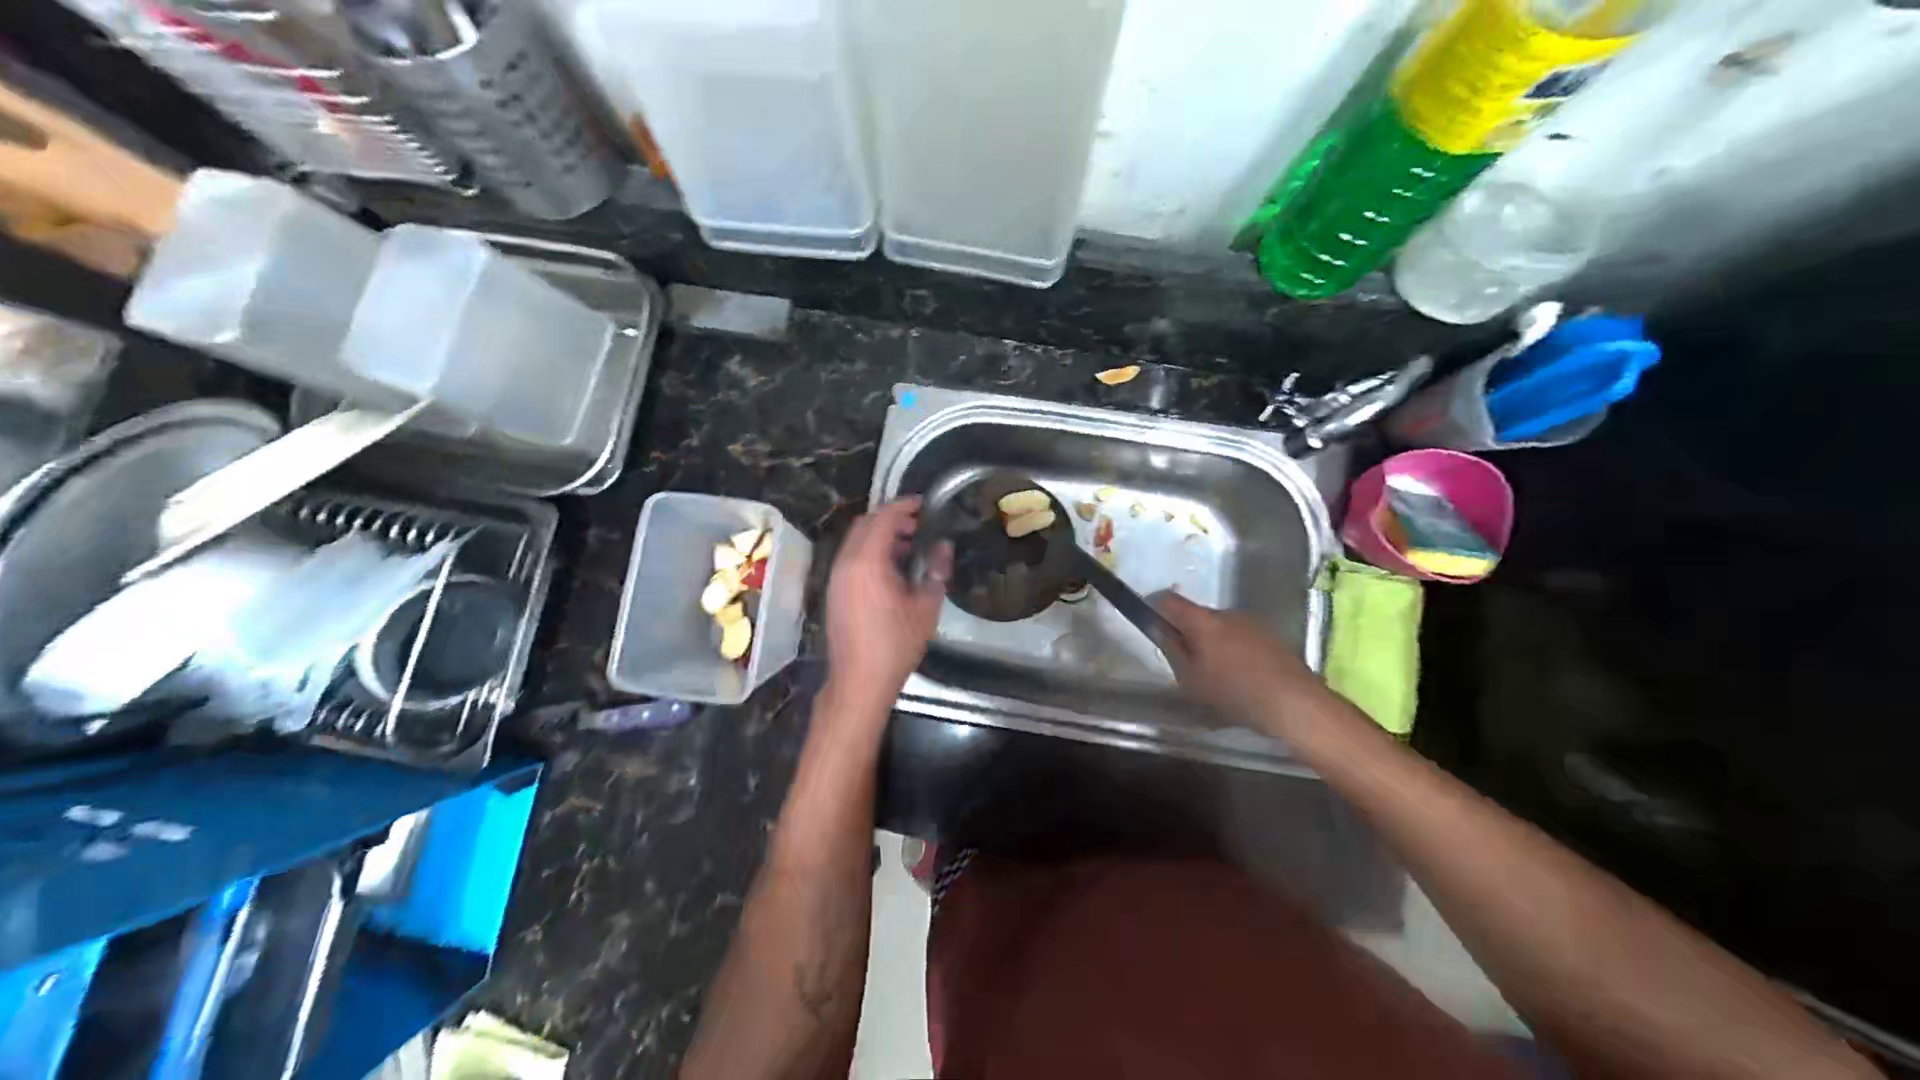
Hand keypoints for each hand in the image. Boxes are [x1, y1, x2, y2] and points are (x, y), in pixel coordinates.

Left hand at [823, 497, 951, 711]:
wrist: (859, 681)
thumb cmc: (895, 644)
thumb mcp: (926, 607)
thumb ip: (936, 571)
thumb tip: (943, 548)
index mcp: (867, 562)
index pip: (884, 518)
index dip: (904, 506)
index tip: (923, 504)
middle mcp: (845, 563)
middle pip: (865, 524)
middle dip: (891, 518)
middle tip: (918, 525)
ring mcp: (835, 577)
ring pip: (855, 541)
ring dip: (879, 535)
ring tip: (908, 546)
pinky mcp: (834, 592)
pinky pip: (850, 558)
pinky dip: (869, 552)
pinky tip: (891, 570)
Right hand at [1156, 592, 1327, 734]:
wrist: (1294, 704)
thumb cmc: (1234, 692)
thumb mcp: (1191, 679)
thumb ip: (1172, 651)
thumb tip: (1160, 630)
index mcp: (1202, 621)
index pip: (1169, 600)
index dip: (1155, 607)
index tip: (1152, 625)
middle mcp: (1227, 613)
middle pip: (1197, 616)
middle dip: (1188, 634)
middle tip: (1188, 664)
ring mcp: (1253, 623)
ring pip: (1221, 628)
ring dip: (1214, 644)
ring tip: (1218, 676)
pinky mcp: (1272, 637)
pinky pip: (1241, 638)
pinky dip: (1235, 651)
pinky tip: (1242, 678)